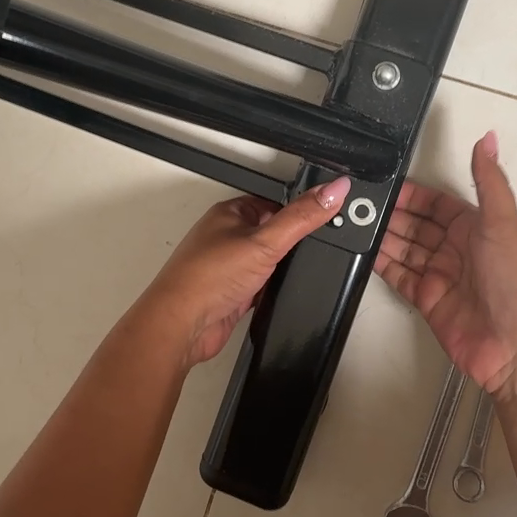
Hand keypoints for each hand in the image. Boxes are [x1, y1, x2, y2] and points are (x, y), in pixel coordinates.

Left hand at [136, 177, 351, 364]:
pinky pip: (261, 286)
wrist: (182, 326)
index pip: (274, 201)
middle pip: (271, 231)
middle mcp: (226, 237)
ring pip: (266, 260)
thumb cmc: (206, 278)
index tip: (325, 212)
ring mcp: (228, 266)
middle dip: (290, 241)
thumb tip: (334, 191)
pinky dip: (271, 290)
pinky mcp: (232, 293)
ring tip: (289, 270)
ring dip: (279, 268)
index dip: (299, 208)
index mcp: (230, 213)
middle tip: (312, 244)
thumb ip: (302, 217)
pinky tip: (277, 292)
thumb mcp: (265, 241)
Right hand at [374, 132, 516, 393]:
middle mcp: (459, 249)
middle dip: (392, 214)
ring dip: (383, 236)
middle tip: (361, 203)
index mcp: (479, 227)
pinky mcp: (428, 301)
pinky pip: (400, 277)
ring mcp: (443, 276)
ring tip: (354, 222)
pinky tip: (364, 252)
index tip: (386, 184)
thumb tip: (489, 138)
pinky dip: (382, 264)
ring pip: (406, 249)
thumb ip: (489, 181)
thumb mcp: (504, 224)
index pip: (438, 203)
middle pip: (418, 225)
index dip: (414, 195)